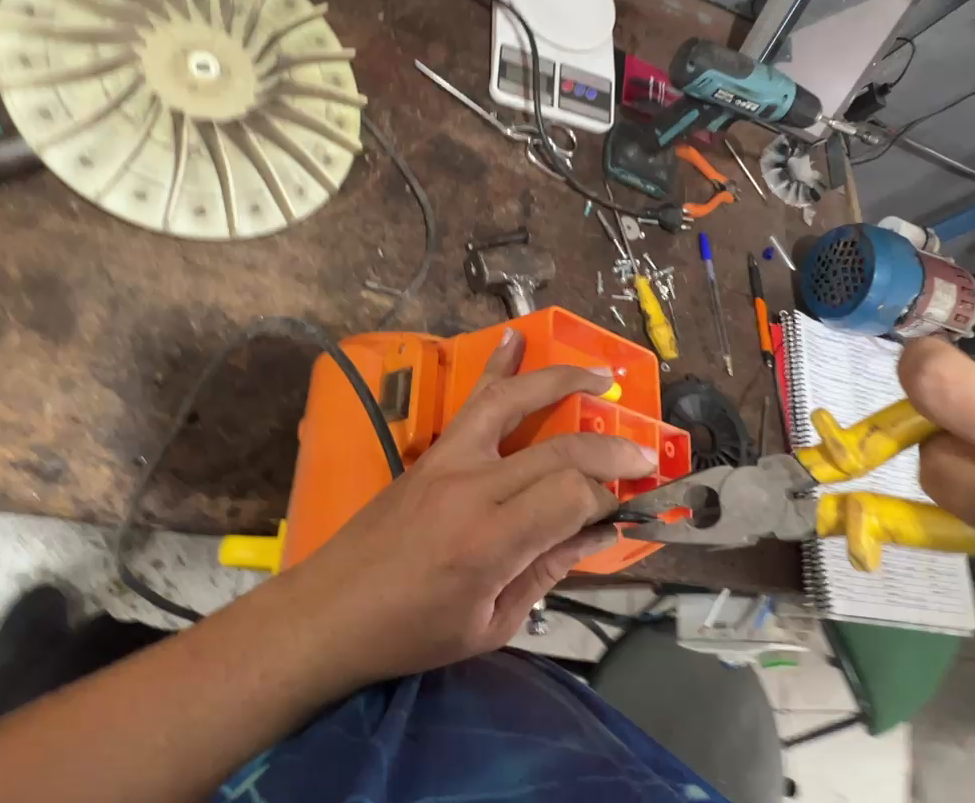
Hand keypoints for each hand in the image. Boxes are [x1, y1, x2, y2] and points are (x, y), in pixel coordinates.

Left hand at [265, 328, 656, 688]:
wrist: (331, 610)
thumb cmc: (411, 632)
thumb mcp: (490, 624)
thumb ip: (546, 570)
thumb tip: (597, 532)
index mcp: (490, 542)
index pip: (571, 496)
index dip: (606, 500)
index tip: (622, 510)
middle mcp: (472, 487)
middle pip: (557, 451)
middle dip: (609, 449)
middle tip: (644, 453)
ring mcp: (447, 460)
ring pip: (511, 402)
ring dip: (560, 381)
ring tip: (599, 375)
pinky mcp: (431, 453)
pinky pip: (472, 403)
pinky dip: (497, 369)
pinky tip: (514, 342)